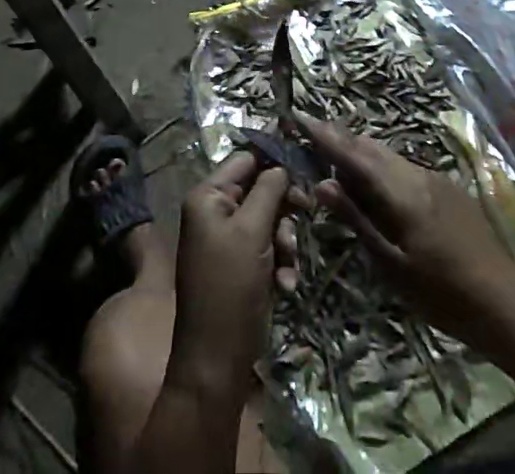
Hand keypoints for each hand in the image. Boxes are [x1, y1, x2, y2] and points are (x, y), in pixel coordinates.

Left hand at [167, 152, 290, 399]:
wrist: (219, 353)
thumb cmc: (230, 284)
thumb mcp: (251, 232)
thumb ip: (268, 192)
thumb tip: (280, 165)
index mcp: (208, 196)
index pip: (244, 160)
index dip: (274, 161)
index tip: (307, 168)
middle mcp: (215, 211)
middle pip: (261, 190)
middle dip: (284, 209)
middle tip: (306, 213)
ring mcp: (229, 238)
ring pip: (270, 221)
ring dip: (285, 241)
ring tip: (286, 264)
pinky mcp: (243, 264)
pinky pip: (269, 249)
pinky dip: (281, 264)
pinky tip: (285, 286)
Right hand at [299, 114, 514, 341]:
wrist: (509, 305)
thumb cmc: (442, 293)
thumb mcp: (391, 264)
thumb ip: (357, 220)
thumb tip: (321, 184)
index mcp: (403, 194)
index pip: (354, 156)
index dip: (324, 136)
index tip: (298, 117)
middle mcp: (420, 177)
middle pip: (371, 148)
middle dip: (339, 139)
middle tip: (309, 134)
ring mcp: (438, 181)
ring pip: (389, 156)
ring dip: (360, 153)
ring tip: (334, 158)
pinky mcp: (449, 190)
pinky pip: (404, 167)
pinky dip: (380, 166)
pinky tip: (372, 184)